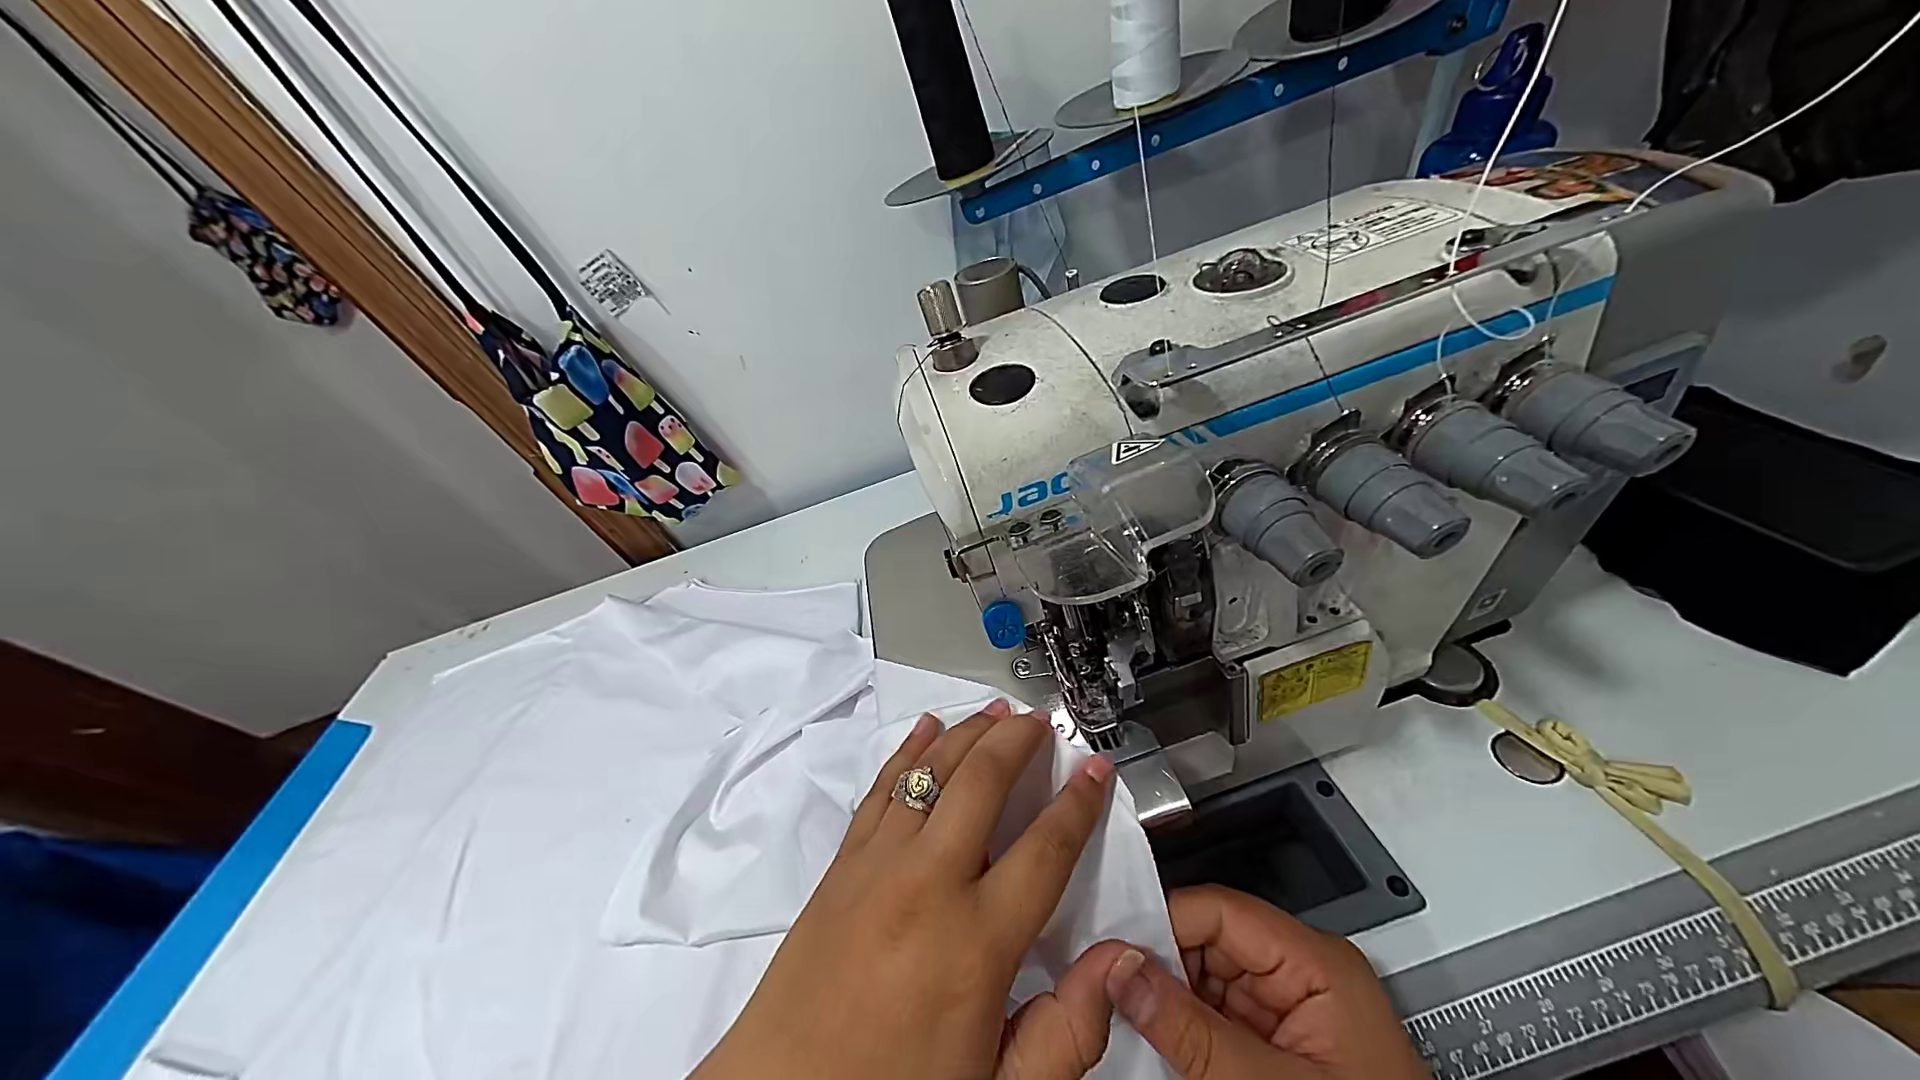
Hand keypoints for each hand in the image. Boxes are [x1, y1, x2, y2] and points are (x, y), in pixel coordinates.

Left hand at [692, 700, 1124, 1079]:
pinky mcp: (841, 865)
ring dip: (966, 734)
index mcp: (975, 942)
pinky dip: (906, 753)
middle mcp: (926, 885)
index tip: (1096, 769)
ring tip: (994, 711)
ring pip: (930, 773)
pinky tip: (924, 731)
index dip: (1079, 803)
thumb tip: (1117, 965)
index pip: (1045, 849)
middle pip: (982, 783)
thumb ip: (1067, 1032)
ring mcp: (877, 866)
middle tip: (1041, 721)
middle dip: (1018, 741)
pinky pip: (880, 791)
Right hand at [1102, 885, 1428, 1079]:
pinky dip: (1180, 1027)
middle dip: (1159, 966)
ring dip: (1165, 1000)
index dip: (1163, 922)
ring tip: (1132, 1021)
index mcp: (1318, 964)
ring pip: (1201, 977)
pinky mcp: (1272, 1040)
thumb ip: (1192, 1030)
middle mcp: (1301, 973)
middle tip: (1116, 993)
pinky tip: (1157, 1042)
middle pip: (1206, 939)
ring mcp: (1285, 1007)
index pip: (1221, 910)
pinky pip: (1211, 1013)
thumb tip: (1125, 970)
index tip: (1117, 952)